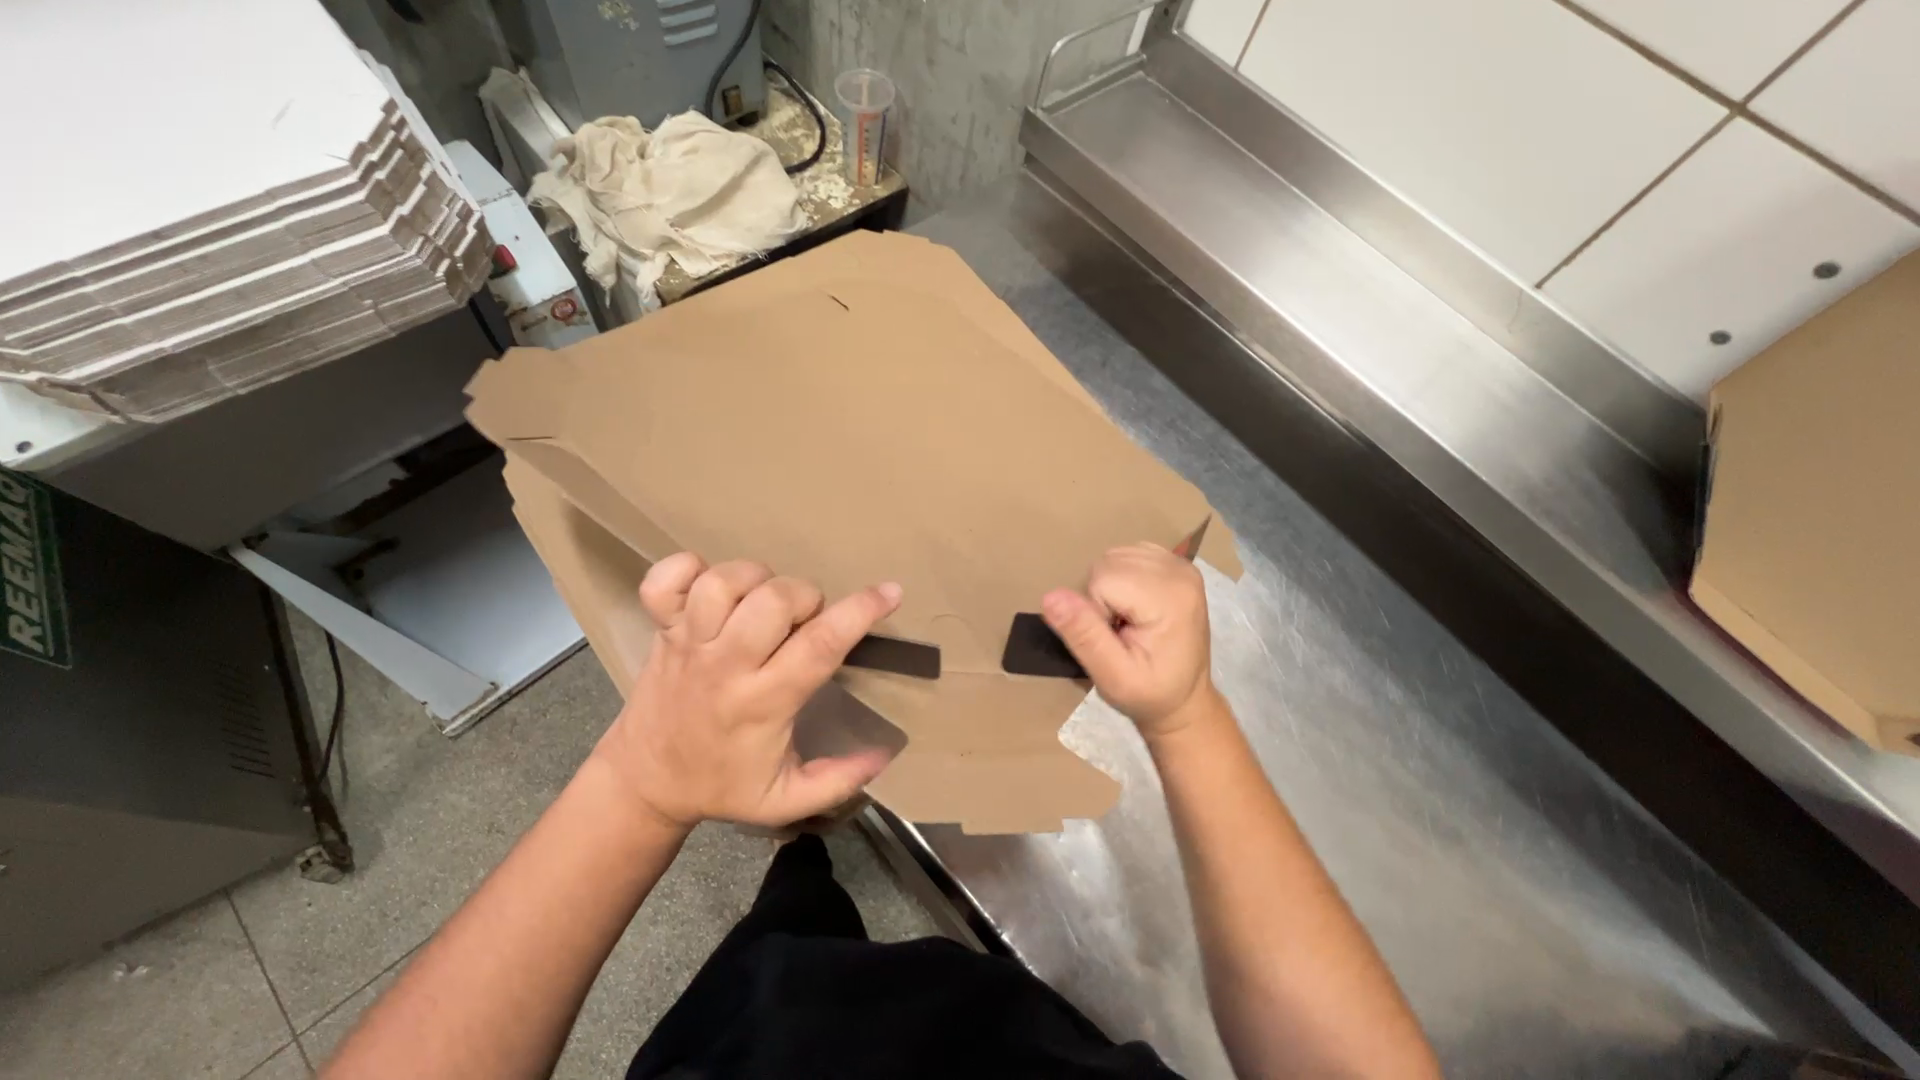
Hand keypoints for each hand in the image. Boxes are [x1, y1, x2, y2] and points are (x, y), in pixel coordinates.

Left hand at [593, 552, 902, 829]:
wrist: (645, 782)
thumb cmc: (721, 787)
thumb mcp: (786, 800)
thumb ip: (839, 780)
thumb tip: (886, 753)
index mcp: (762, 704)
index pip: (819, 646)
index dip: (859, 612)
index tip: (889, 593)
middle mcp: (725, 666)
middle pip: (773, 600)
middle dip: (806, 597)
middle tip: (806, 621)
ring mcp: (688, 643)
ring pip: (723, 582)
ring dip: (755, 579)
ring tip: (763, 603)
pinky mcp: (660, 629)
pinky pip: (664, 580)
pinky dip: (687, 568)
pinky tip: (709, 588)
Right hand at [1041, 543, 1218, 739]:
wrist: (1186, 700)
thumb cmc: (1150, 694)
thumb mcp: (1112, 676)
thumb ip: (1084, 635)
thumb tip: (1051, 596)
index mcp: (1170, 597)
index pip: (1102, 579)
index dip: (1095, 610)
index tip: (1114, 640)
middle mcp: (1179, 572)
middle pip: (1108, 562)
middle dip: (1102, 596)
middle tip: (1120, 632)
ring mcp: (1181, 565)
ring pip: (1115, 556)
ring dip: (1110, 587)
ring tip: (1128, 621)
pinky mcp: (1178, 565)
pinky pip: (1129, 555)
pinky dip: (1123, 578)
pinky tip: (1136, 605)